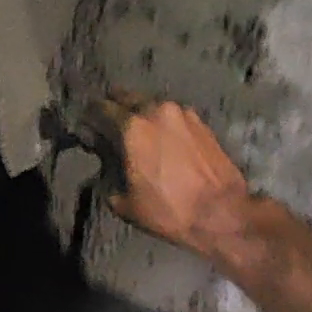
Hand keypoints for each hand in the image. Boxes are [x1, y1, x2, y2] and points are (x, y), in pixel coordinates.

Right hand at [100, 95, 252, 260]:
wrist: (223, 213)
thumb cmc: (169, 211)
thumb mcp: (124, 203)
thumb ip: (107, 175)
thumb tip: (105, 163)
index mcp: (132, 127)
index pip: (99, 108)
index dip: (89, 119)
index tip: (88, 131)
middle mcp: (156, 110)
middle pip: (126, 98)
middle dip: (115, 110)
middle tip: (112, 131)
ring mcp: (183, 112)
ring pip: (152, 106)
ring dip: (141, 116)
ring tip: (141, 138)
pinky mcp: (201, 122)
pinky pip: (173, 116)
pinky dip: (163, 124)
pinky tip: (166, 144)